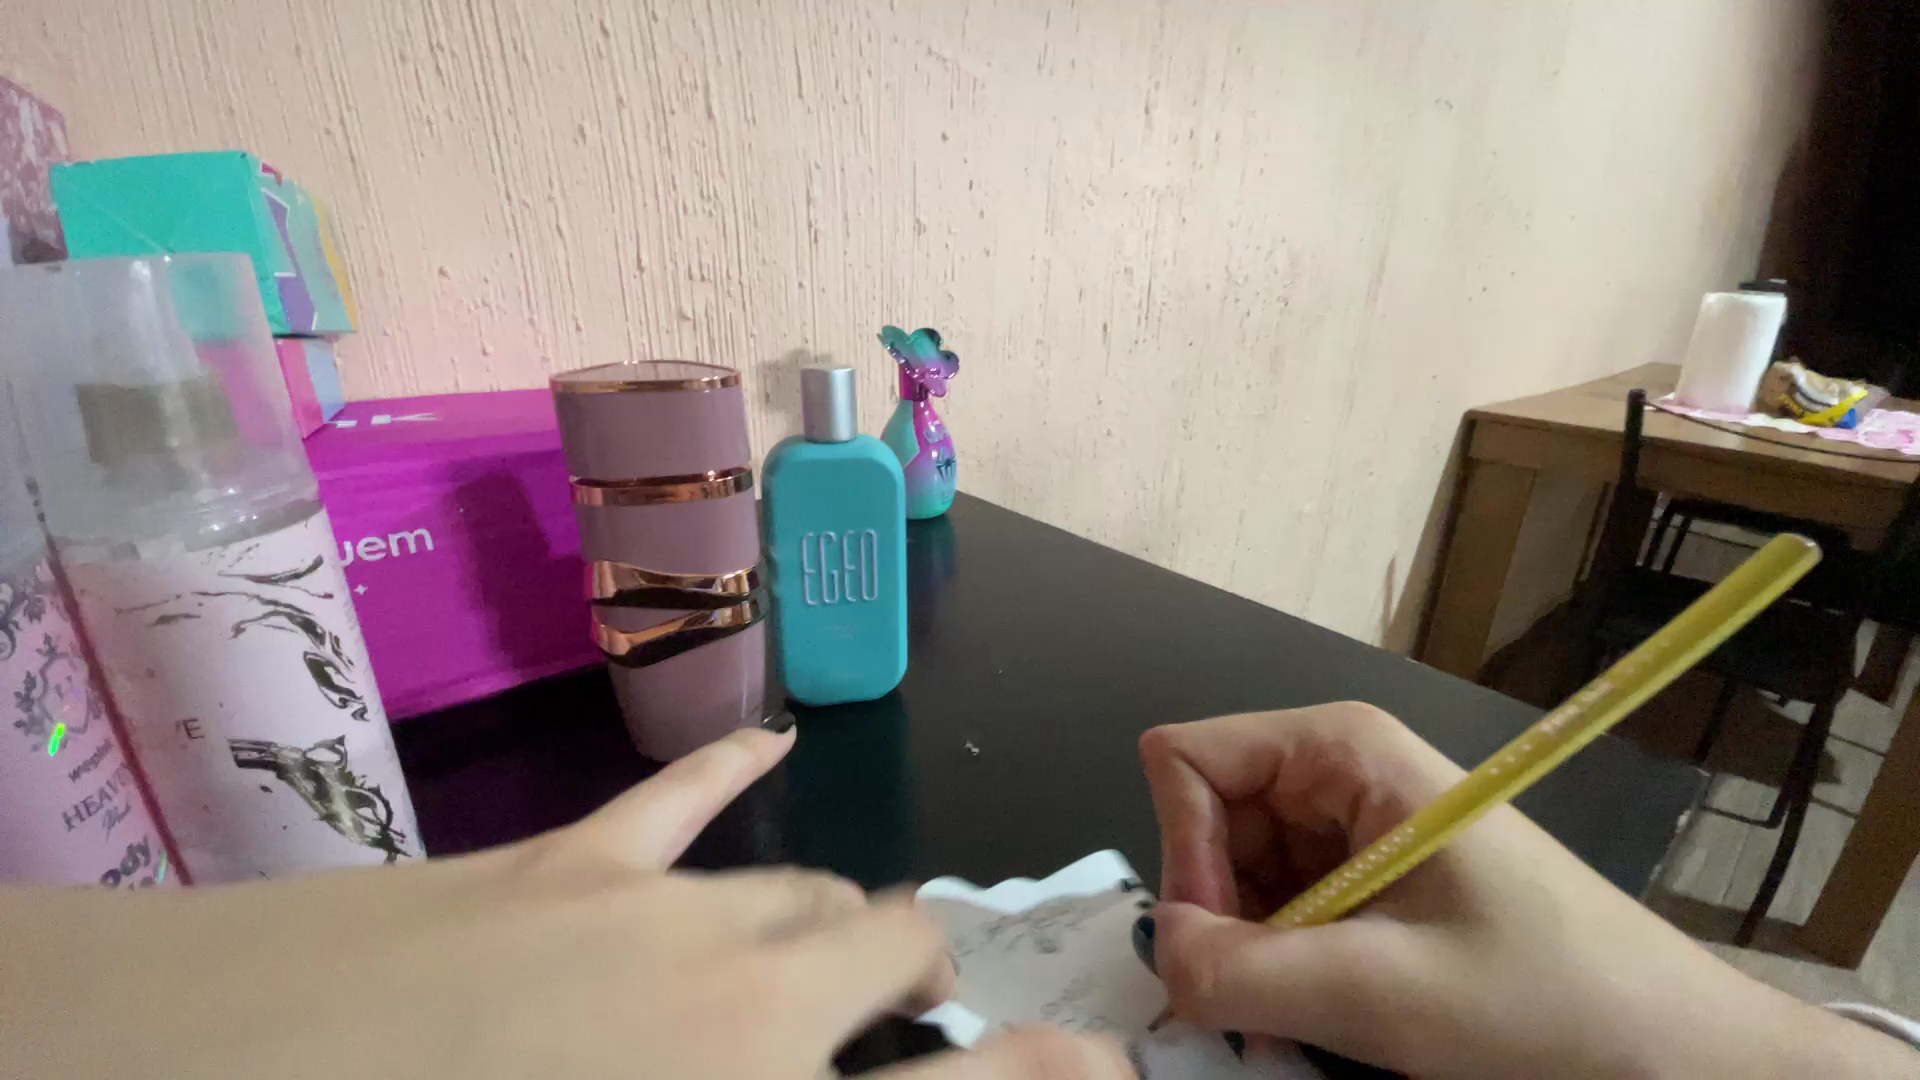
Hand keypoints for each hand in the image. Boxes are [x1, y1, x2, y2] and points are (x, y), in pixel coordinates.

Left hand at [0, 727, 1130, 1079]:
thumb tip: (813, 1052)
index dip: (1056, 1073)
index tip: (1109, 1065)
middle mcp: (747, 1000)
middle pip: (893, 942)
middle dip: (923, 973)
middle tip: (906, 1013)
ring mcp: (663, 916)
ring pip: (808, 887)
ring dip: (834, 922)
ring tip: (830, 946)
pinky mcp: (573, 863)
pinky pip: (685, 796)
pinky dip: (735, 769)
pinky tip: (772, 742)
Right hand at [1138, 704, 1919, 1079]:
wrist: (1686, 1060)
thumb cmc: (1554, 1002)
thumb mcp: (1392, 994)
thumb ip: (1250, 971)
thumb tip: (1158, 952)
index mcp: (1334, 747)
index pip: (1185, 759)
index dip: (1183, 845)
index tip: (1222, 938)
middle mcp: (1324, 766)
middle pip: (1201, 816)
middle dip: (1216, 908)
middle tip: (1262, 998)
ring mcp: (1336, 815)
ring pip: (1225, 865)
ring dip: (1244, 942)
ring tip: (1302, 1010)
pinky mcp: (1350, 866)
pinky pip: (1266, 898)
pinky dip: (1271, 956)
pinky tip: (1319, 1001)